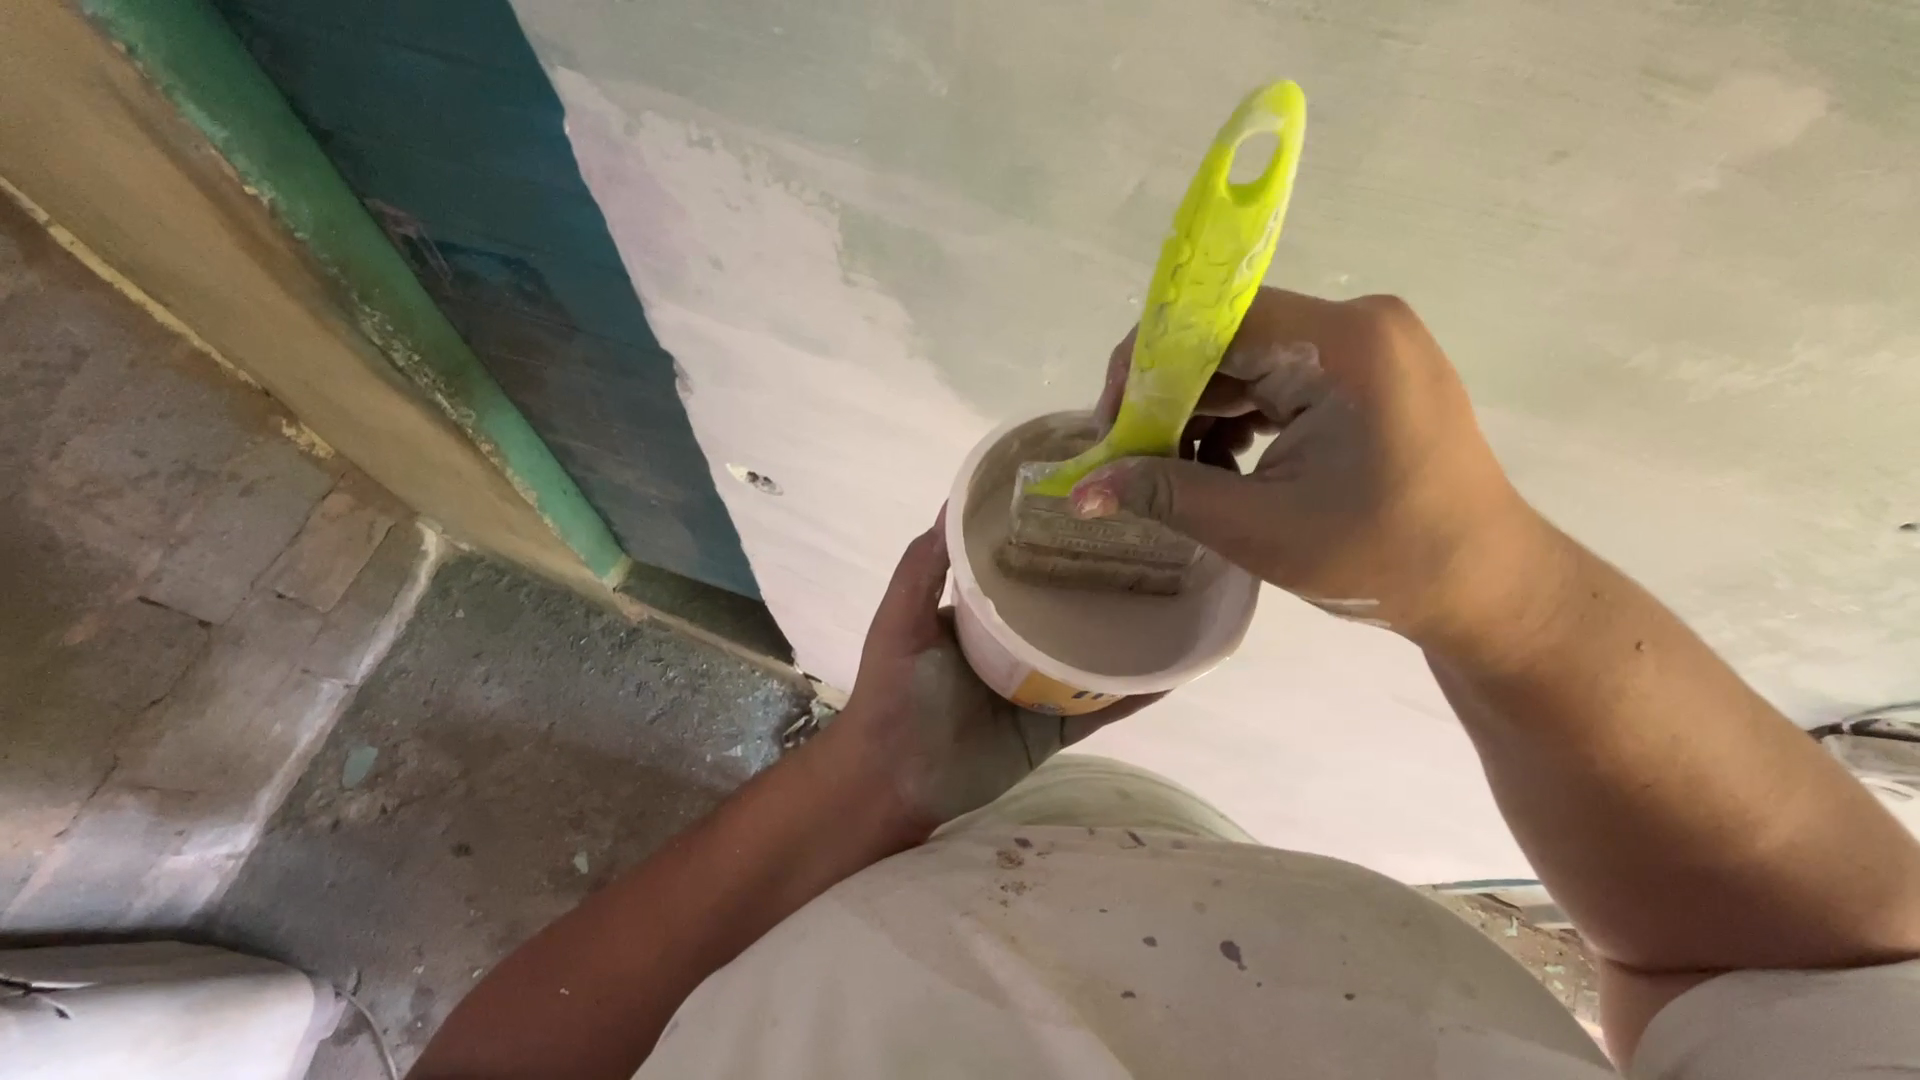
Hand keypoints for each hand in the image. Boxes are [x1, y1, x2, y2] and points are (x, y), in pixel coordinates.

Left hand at [827, 513, 1162, 832]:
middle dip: (1104, 582)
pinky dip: (1136, 690)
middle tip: (1156, 546)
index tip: (1096, 505)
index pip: (1024, 566)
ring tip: (1181, 599)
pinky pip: (1104, 706)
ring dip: (1130, 634)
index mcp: (980, 614)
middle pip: (1067, 606)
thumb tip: (952, 500)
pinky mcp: (1057, 727)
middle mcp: (1015, 644)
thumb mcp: (900, 622)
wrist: (897, 782)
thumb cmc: (894, 694)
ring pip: (1094, 653)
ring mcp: (1040, 686)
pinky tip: (1173, 668)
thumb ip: (922, 567)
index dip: (1054, 539)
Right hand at [1074, 289, 1559, 652]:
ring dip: (1200, 414)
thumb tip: (1078, 492)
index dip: (1146, 366)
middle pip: (1231, 339)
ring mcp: (1368, 349)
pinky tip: (1216, 468)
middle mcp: (1357, 325)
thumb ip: (1163, 494)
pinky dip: (1239, 420)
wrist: (1487, 588)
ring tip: (1170, 473)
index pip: (1214, 321)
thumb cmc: (1382, 557)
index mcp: (1342, 343)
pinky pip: (1280, 381)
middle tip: (1127, 456)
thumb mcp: (1257, 527)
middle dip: (1170, 398)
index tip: (1108, 426)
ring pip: (1250, 363)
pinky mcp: (1368, 377)